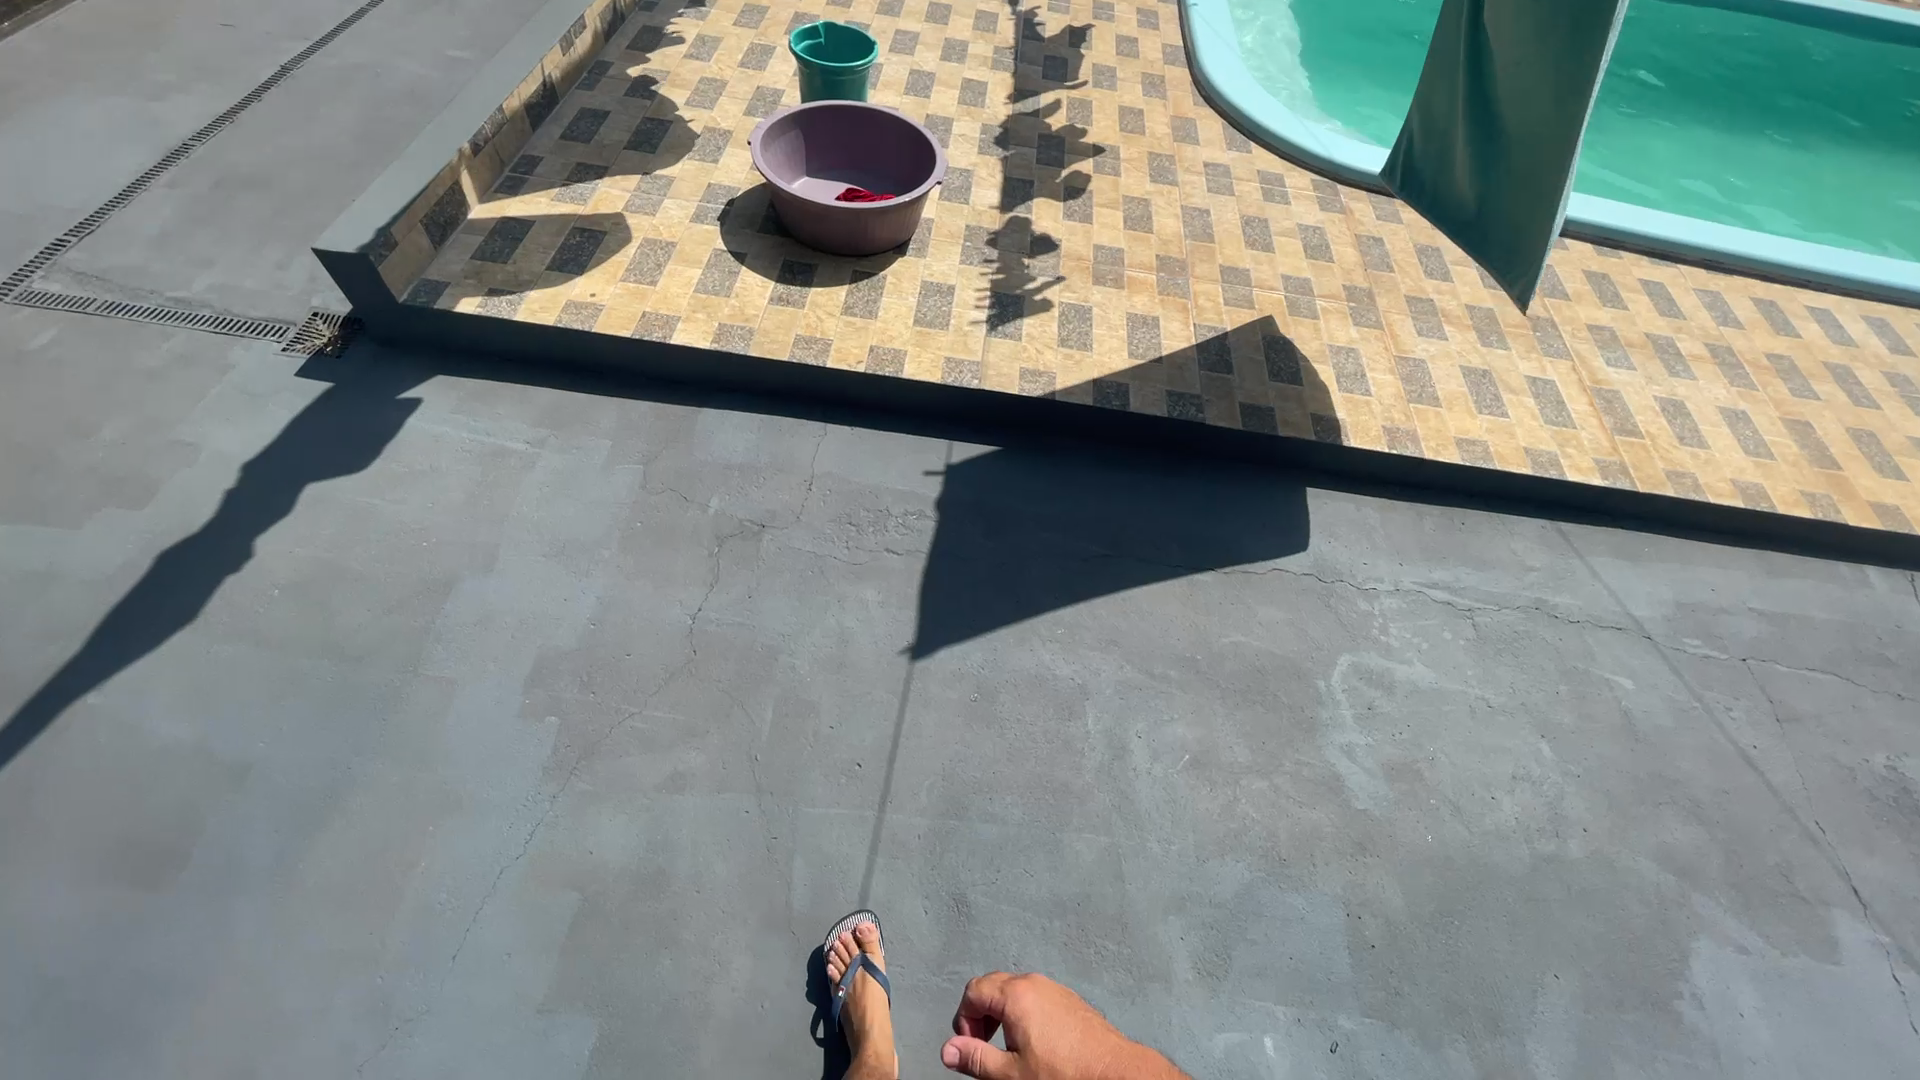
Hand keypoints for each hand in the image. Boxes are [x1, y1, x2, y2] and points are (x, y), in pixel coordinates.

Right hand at [939, 972, 1188, 1079]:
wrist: (1113, 1073)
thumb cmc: (1061, 1074)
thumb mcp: (1011, 1074)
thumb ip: (976, 1059)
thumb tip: (946, 1050)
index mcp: (1015, 994)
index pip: (973, 990)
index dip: (964, 1020)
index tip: (971, 1048)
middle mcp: (1033, 982)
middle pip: (992, 985)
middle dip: (981, 1015)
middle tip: (985, 1048)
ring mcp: (1054, 988)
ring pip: (1015, 991)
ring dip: (1002, 1015)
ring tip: (1010, 1050)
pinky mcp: (1070, 999)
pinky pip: (1035, 997)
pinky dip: (1024, 1014)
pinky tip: (1034, 1044)